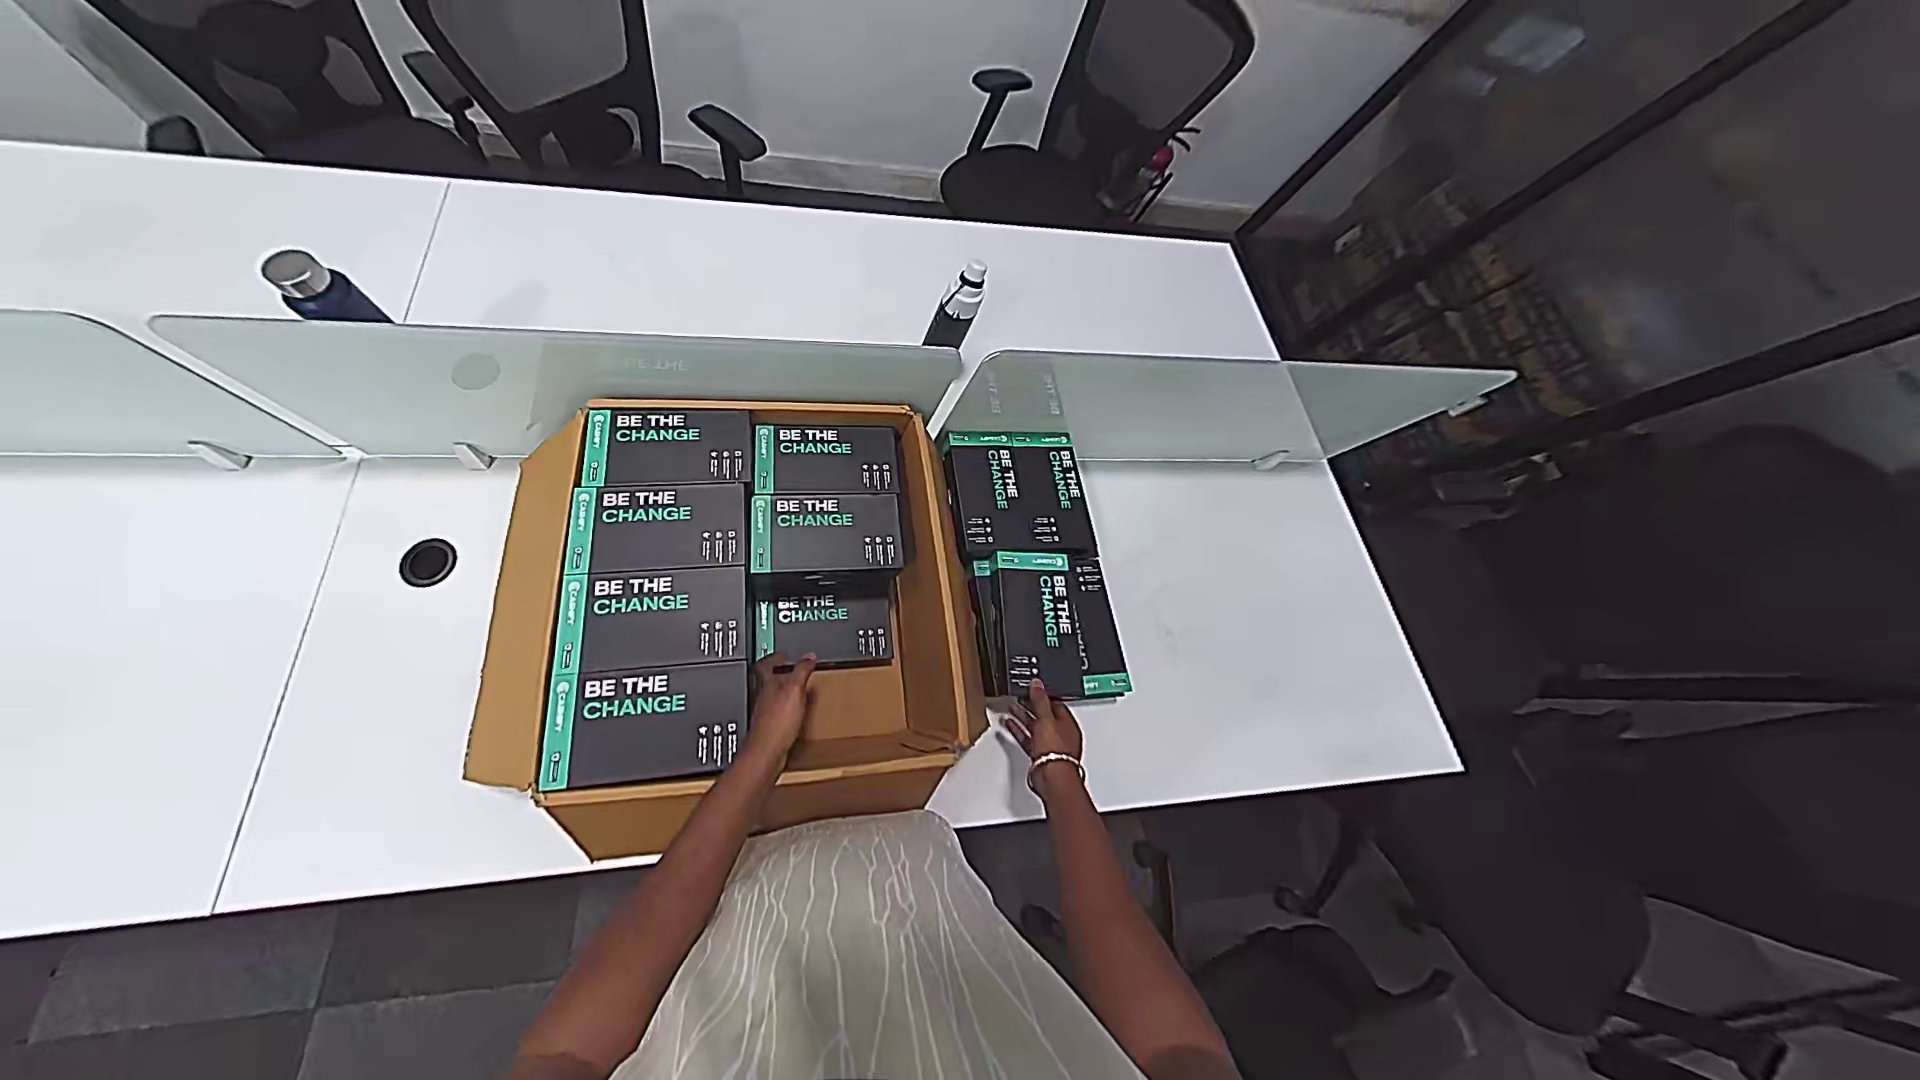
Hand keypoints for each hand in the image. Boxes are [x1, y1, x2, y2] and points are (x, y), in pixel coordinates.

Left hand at [744, 652, 815, 761]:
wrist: (767, 753)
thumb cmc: (776, 723)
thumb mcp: (794, 690)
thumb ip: (801, 671)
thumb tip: (808, 656)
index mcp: (768, 684)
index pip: (767, 664)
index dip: (775, 657)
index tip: (784, 653)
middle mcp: (764, 697)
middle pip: (770, 680)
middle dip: (782, 674)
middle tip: (795, 670)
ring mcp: (767, 713)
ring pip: (775, 696)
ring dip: (787, 691)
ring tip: (800, 689)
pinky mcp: (772, 728)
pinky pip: (781, 713)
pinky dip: (789, 709)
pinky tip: (798, 713)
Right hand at [1005, 678, 1083, 796]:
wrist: (1052, 778)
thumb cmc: (1056, 751)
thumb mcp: (1046, 719)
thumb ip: (1040, 700)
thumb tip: (1038, 684)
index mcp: (1067, 723)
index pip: (1055, 704)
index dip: (1042, 695)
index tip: (1032, 689)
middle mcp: (1060, 734)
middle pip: (1043, 715)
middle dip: (1031, 706)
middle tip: (1020, 697)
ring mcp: (1050, 745)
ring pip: (1034, 727)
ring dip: (1022, 717)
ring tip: (1011, 708)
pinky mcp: (1039, 755)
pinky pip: (1027, 739)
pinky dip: (1018, 731)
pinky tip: (1010, 725)